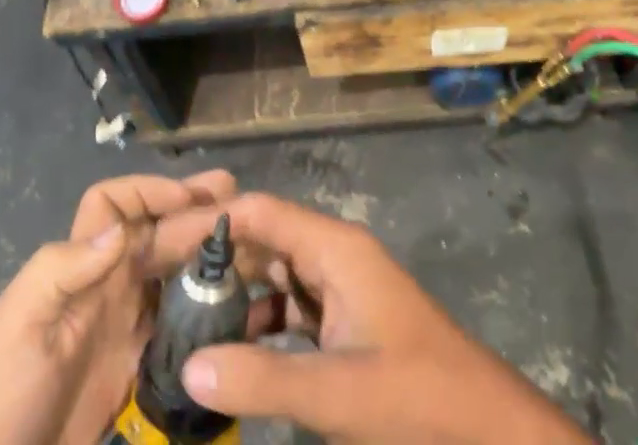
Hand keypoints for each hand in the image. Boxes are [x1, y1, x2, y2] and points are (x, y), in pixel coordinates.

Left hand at [0, 171, 235, 444]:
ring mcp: (125, 323)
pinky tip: (242, 305)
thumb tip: (120, 227)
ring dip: (209, 253)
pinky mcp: (140, 361)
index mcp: (78, 267)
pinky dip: (210, 307)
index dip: (150, 191)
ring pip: (175, 272)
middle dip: (196, 212)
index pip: (113, 205)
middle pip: (157, 233)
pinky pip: (181, 322)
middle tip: (246, 203)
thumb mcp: (19, 325)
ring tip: (255, 246)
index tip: (193, 198)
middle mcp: (106, 284)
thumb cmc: (3, 390)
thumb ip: (62, 270)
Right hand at [181, 193, 588, 443]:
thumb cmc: (417, 394)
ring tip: (176, 326)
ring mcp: (339, 290)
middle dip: (209, 264)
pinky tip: (225, 358)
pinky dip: (255, 328)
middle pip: (260, 242)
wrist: (485, 425)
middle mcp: (333, 257)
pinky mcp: (342, 324)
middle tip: (152, 292)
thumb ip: (263, 379)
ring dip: (229, 299)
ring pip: (271, 279)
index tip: (154, 250)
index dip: (205, 225)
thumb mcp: (337, 392)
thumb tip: (188, 368)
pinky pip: (287, 312)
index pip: (258, 213)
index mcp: (335, 249)